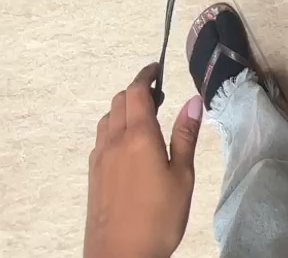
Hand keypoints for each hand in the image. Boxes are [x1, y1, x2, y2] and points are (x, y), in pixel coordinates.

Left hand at [85, 64, 203, 257]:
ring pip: (108, 118)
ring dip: (123, 109)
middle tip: (158, 98)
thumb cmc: (158, 218)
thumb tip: (194, 100)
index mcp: (139, 136)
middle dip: (137, 91)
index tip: (157, 69)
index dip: (146, 75)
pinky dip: (114, 128)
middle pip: (120, 100)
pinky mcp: (93, 176)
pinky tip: (128, 147)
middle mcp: (115, 141)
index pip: (137, 91)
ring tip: (145, 121)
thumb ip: (185, 136)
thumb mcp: (182, 178)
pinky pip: (101, 138)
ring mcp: (100, 158)